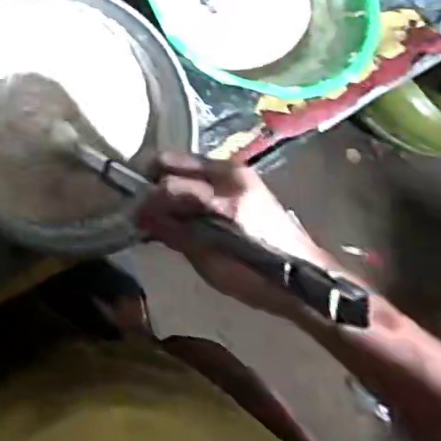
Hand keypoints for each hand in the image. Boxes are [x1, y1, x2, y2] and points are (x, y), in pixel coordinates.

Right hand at [137, 152, 341, 316]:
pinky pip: (203, 170)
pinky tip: (183, 203)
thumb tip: (143, 217)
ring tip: (162, 205)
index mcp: (225, 199)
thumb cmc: (259, 279)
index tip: (134, 214)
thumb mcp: (211, 264)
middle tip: (143, 202)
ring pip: (188, 162)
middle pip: (176, 160)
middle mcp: (230, 173)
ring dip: (170, 178)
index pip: (172, 186)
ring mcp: (238, 170)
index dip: (148, 200)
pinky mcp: (243, 176)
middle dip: (154, 178)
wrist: (306, 280)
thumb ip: (175, 234)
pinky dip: (187, 181)